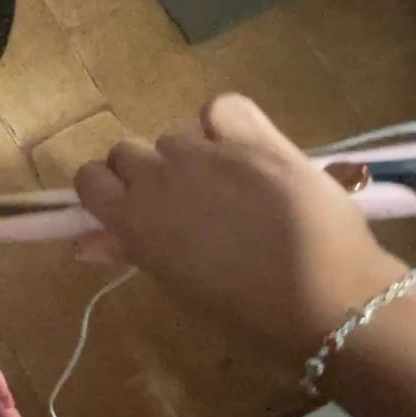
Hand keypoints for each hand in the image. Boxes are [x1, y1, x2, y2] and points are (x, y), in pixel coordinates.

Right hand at [74, 94, 413, 361]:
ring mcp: (205, 155)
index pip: (88, 178)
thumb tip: (84, 244)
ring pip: (172, 139)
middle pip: (125, 152)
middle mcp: (157, 178)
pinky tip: (235, 143)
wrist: (331, 299)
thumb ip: (128, 251)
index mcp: (130, 217)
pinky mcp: (254, 141)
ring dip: (186, 158)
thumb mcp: (174, 285)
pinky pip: (222, 108)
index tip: (125, 206)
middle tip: (176, 201)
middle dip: (142, 172)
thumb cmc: (242, 308)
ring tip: (223, 185)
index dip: (104, 190)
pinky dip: (223, 122)